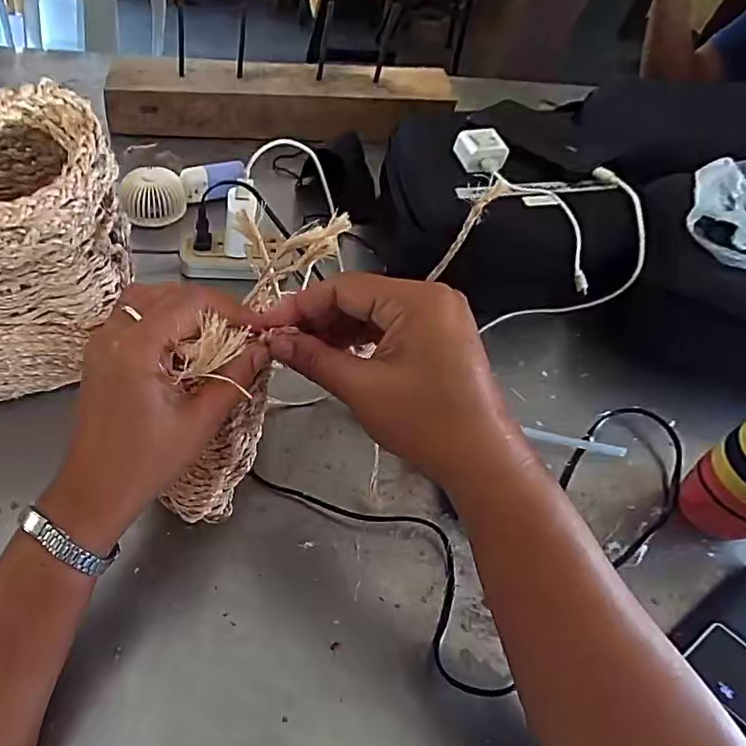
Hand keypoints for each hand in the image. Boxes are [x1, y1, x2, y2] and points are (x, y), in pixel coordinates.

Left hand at [38, 284, 267, 552]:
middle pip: (167, 294)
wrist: (96, 489)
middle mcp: (112, 335)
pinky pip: (131, 320)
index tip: (255, 327)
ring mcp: (100, 344)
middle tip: (238, 333)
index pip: (190, 302)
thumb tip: (260, 350)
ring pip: (146, 301)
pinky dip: (159, 324)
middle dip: (208, 309)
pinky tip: (180, 352)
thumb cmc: (144, 463)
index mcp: (136, 347)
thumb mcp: (199, 421)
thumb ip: (234, 378)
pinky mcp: (98, 356)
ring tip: (211, 340)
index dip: (230, 309)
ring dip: (182, 312)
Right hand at [249, 274, 535, 495]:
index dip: (299, 305)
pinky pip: (388, 327)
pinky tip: (334, 356)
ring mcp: (437, 316)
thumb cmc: (425, 422)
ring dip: (335, 330)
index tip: (266, 325)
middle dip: (316, 318)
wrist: (480, 458)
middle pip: (357, 295)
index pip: (343, 287)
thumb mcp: (361, 388)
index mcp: (416, 300)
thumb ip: (314, 358)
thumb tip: (275, 341)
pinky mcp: (437, 337)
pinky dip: (358, 339)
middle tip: (280, 342)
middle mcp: (429, 297)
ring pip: (371, 312)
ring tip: (302, 352)